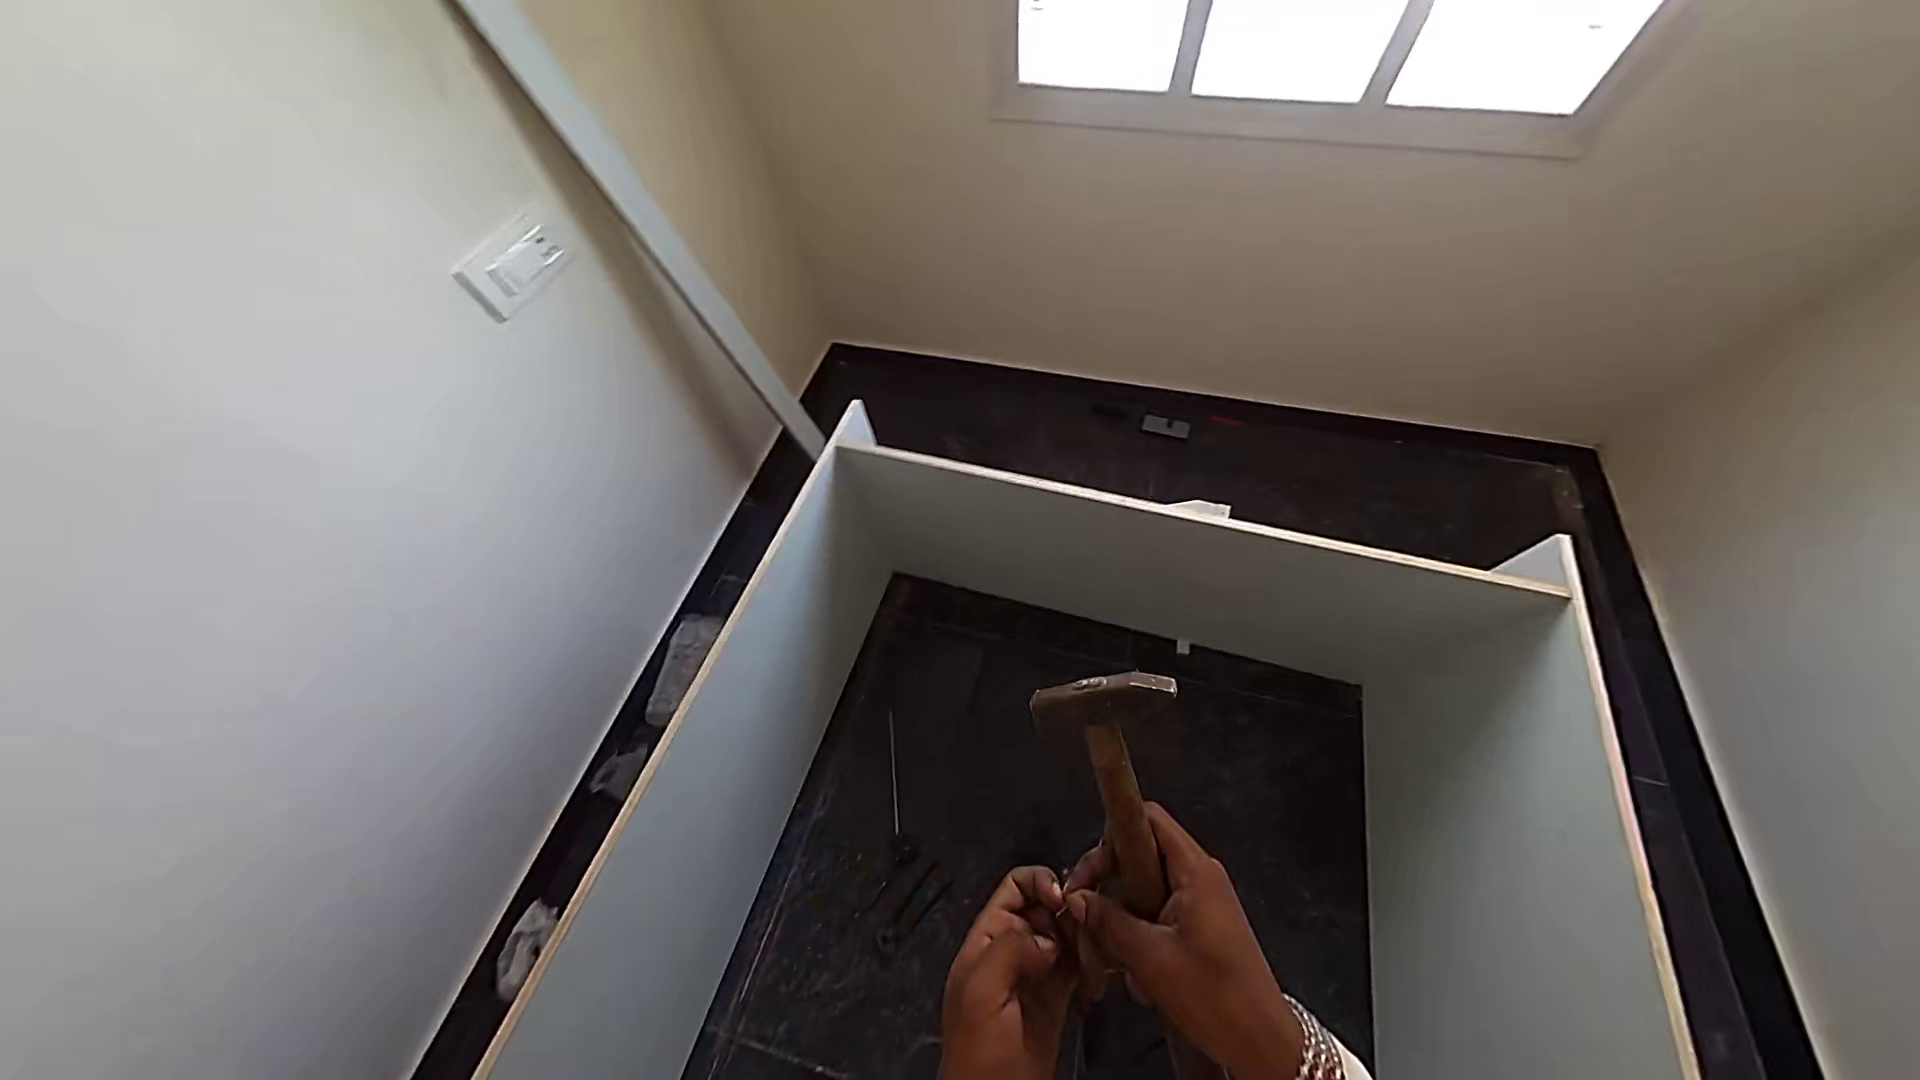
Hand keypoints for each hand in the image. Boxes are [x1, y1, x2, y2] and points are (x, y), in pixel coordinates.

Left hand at [940, 866, 1078, 1079]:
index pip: (1015, 887)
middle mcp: (1013, 946)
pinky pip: (1078, 965)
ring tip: (1096, 954)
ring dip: (1084, 936)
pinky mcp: (1058, 997)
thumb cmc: (977, 1051)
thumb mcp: (980, 990)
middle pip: (1045, 906)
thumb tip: (1047, 939)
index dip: (1038, 882)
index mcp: (987, 936)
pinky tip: (1099, 970)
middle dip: (1067, 909)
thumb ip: (1009, 948)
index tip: (1061, 898)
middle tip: (1087, 926)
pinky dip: (1092, 962)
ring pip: (1065, 933)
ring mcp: (1037, 971)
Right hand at [1062, 803, 1305, 1079]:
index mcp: (1193, 869)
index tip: (1089, 872)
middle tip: (1085, 912)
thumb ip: (1108, 920)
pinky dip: (1138, 931)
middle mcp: (1199, 874)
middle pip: (1138, 853)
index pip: (1145, 817)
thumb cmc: (1218, 999)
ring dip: (1120, 916)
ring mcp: (1201, 899)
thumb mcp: (1151, 957)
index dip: (1110, 836)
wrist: (1268, 1049)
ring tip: (1107, 953)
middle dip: (1107, 883)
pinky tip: (1131, 969)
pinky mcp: (1200, 923)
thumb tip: (1076, 898)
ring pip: (1143, 885)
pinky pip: (1157, 909)